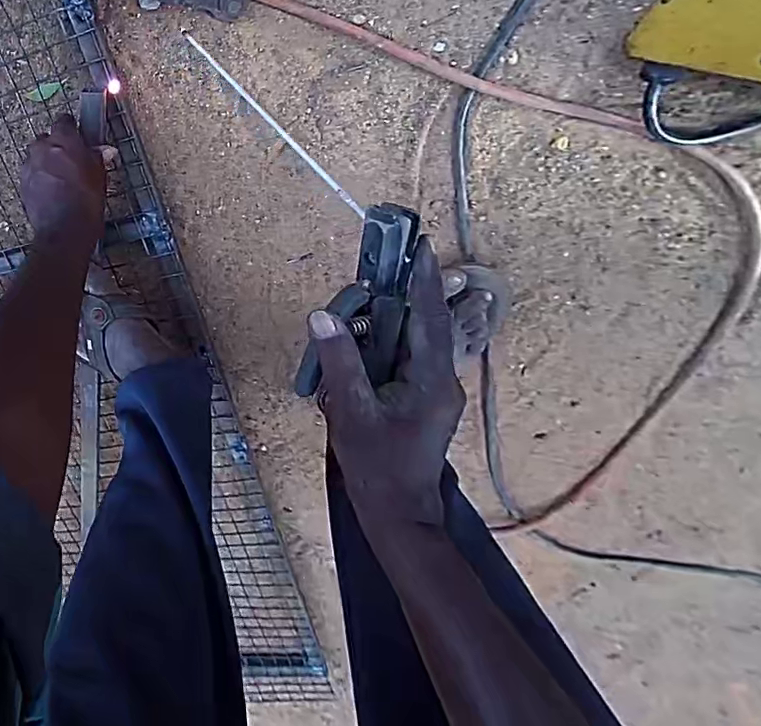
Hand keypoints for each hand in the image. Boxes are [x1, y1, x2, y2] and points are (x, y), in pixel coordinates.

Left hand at [19, 114, 105, 252]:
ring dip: (45, 161)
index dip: (71, 128)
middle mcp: (43, 148)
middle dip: (56, 145)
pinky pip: (31, 172)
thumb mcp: (99, 175)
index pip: (63, 120)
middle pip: (46, 138)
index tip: (76, 135)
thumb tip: (104, 150)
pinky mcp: (23, 182)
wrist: (65, 229)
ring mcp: (30, 165)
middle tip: (70, 159)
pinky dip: (38, 176)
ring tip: (60, 177)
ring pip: (36, 155)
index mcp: (64, 140)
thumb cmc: (86, 201)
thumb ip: (97, 157)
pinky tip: (50, 189)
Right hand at [310, 238, 462, 527]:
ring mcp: (430, 392)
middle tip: (371, 276)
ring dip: (382, 325)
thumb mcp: (352, 410)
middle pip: (418, 327)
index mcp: (431, 381)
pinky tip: (354, 347)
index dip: (424, 282)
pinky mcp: (417, 400)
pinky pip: (398, 360)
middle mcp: (439, 381)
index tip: (419, 249)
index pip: (430, 320)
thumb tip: (322, 317)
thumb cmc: (377, 465)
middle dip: (395, 299)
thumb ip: (338, 361)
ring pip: (406, 343)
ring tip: (354, 312)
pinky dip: (378, 345)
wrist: (396, 512)